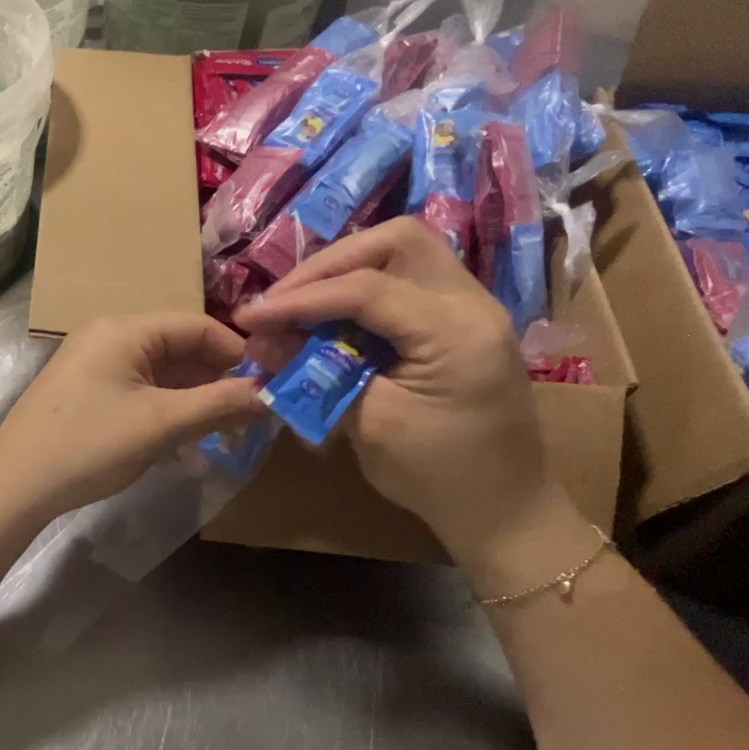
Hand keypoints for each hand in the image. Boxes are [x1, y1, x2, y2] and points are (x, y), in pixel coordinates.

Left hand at [0, 312, 262, 519]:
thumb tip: (268, 396)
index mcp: (124, 329)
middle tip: (249, 414)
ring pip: (157, 372)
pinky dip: (162, 408)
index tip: (268, 386)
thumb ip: (218, 406)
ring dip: (190, 397)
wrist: (15, 485)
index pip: (198, 326)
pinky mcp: (80, 392)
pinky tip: (180, 436)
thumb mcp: (160, 425)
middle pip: (177, 347)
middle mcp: (105, 336)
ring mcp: (89, 364)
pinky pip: (135, 389)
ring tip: (221, 430)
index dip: (237, 354)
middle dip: (215, 379)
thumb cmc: (89, 446)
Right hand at [234, 219, 555, 557]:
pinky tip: (330, 319)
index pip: (366, 289)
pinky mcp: (461, 322)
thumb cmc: (435, 474)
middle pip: (396, 242)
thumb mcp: (367, 424)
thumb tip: (259, 339)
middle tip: (280, 301)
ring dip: (345, 272)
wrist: (500, 507)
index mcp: (456, 331)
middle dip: (327, 265)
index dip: (299, 299)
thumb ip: (315, 372)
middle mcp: (473, 302)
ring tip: (298, 306)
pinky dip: (363, 291)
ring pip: (404, 254)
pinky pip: (408, 282)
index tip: (248, 318)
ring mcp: (472, 307)